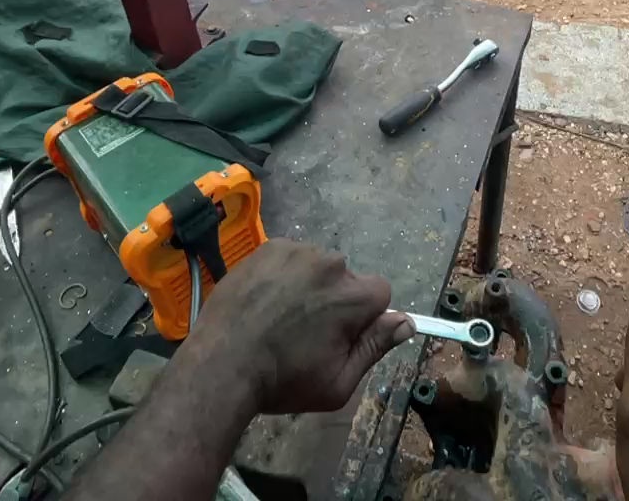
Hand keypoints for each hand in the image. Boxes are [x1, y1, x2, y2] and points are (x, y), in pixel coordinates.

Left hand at [181, 239, 413, 414]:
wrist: (221, 364)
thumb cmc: (284, 380)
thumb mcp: (338, 382)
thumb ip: (376, 347)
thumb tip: (407, 322)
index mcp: (354, 296)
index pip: (379, 293)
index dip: (363, 317)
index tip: (340, 336)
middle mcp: (333, 264)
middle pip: (346, 280)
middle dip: (334, 300)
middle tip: (303, 332)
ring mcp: (299, 250)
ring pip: (317, 267)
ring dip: (307, 285)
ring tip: (278, 317)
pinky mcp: (270, 246)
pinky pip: (289, 257)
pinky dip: (282, 274)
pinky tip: (263, 300)